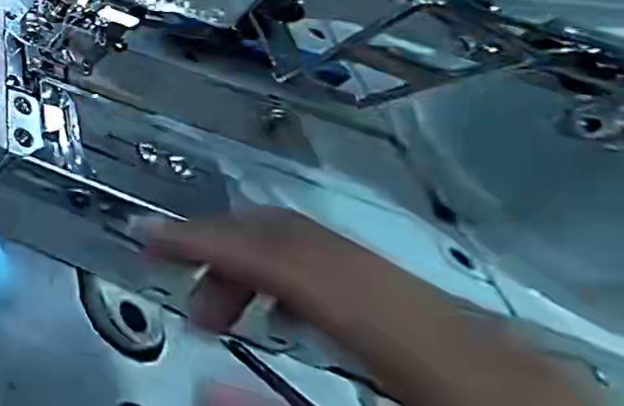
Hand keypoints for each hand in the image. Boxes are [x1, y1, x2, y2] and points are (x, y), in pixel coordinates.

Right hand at [149, 210, 594, 405]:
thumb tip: (205, 384)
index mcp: (440, 353)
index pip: (300, 262)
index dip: (213, 241)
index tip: (149, 239)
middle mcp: (455, 318)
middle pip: (310, 239)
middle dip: (225, 243)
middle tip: (171, 274)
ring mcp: (469, 321)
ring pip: (335, 249)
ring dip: (260, 260)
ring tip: (221, 309)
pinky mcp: (475, 336)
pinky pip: (364, 276)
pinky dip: (304, 279)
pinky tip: (290, 319)